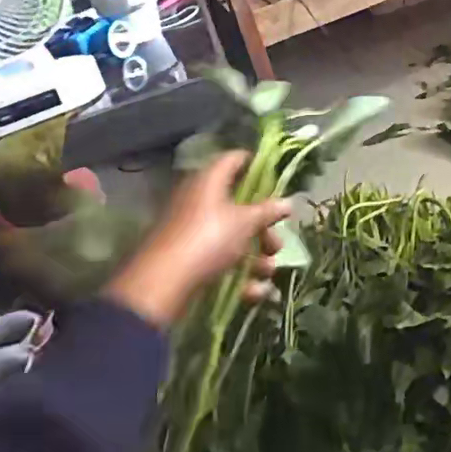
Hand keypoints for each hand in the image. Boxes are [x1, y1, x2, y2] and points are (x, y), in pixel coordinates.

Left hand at [102, 151, 293, 328]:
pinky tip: (256, 292)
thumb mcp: (245, 222)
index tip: (278, 179)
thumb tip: (287, 202)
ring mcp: (193, 230)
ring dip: (255, 254)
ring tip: (269, 271)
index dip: (257, 165)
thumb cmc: (208, 238)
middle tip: (276, 242)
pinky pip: (220, 260)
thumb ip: (267, 211)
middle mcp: (200, 200)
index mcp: (210, 180)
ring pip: (232, 236)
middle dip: (263, 226)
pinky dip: (239, 274)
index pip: (235, 159)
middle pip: (239, 205)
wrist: (163, 284)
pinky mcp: (189, 258)